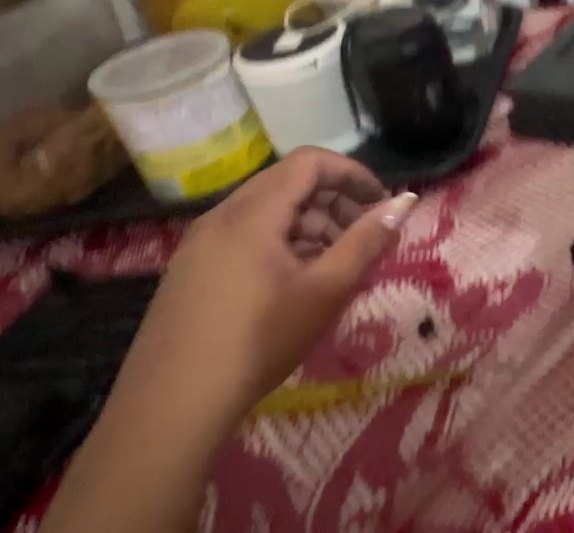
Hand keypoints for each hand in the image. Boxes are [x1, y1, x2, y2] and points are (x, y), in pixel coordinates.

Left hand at [119, 147, 417, 423]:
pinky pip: (246, 234)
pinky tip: (297, 282)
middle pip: (289, 182)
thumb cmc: (257, 343)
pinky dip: (282, 241)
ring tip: (336, 263)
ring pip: (267, 210)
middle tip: (365, 236)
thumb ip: (367, 239)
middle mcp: (220, 218)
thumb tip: (407, 200)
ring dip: (311, 223)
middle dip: (335, 200)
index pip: (309, 162)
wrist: (167, 412)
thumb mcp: (326, 290)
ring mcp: (199, 245)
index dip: (353, 173)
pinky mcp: (190, 271)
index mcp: (251, 215)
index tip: (381, 204)